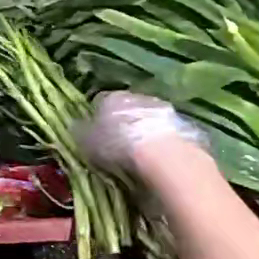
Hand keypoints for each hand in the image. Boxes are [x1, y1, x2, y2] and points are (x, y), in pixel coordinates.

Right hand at [79, 92, 208, 175]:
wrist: (162, 157)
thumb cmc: (116, 146)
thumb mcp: (85, 142)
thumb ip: (80, 132)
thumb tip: (75, 125)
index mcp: (111, 97)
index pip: (99, 101)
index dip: (95, 117)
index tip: (93, 134)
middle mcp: (138, 96)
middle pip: (126, 109)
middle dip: (121, 124)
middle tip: (115, 146)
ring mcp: (164, 110)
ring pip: (147, 120)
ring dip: (143, 132)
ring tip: (138, 157)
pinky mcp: (183, 126)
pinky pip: (164, 134)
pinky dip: (160, 144)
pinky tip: (157, 161)